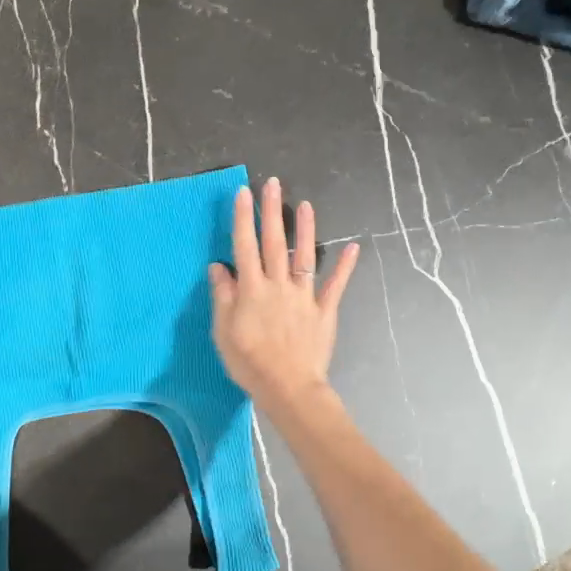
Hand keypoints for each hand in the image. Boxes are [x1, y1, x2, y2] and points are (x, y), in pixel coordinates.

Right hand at [209, 178, 358, 410]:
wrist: (288, 386)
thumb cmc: (248, 361)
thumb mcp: (223, 330)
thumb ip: (223, 296)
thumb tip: (219, 267)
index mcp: (251, 290)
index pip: (244, 247)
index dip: (242, 219)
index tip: (243, 193)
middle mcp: (277, 286)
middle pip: (274, 243)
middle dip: (271, 212)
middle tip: (272, 184)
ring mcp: (303, 297)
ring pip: (304, 257)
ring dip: (305, 229)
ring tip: (305, 204)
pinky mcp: (324, 311)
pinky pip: (335, 285)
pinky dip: (344, 266)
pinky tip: (352, 247)